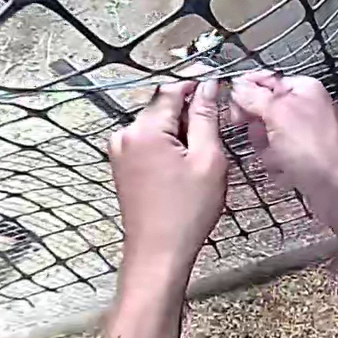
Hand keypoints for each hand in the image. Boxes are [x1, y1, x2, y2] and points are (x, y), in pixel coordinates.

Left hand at [109, 80, 227, 284]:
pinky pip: (149, 143)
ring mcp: (120, 152)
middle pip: (163, 107)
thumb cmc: (186, 212)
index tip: (217, 85)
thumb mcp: (208, 159)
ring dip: (180, 133)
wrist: (159, 252)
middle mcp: (125, 135)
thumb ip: (206, 117)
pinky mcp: (122, 166)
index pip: (172, 90)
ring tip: (200, 160)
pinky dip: (169, 147)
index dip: (197, 86)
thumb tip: (208, 87)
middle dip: (189, 115)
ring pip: (157, 126)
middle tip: (215, 137)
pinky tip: (184, 169)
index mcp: (144, 130)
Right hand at [229, 71, 337, 239]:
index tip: (234, 108)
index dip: (246, 93)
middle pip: (263, 111)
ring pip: (267, 138)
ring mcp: (305, 135)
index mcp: (303, 88)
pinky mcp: (304, 159)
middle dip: (257, 128)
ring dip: (266, 151)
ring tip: (279, 160)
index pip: (264, 81)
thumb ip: (255, 96)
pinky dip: (277, 166)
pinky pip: (278, 158)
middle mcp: (306, 108)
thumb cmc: (318, 150)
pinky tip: (287, 173)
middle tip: (262, 138)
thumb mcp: (279, 114)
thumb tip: (238, 86)